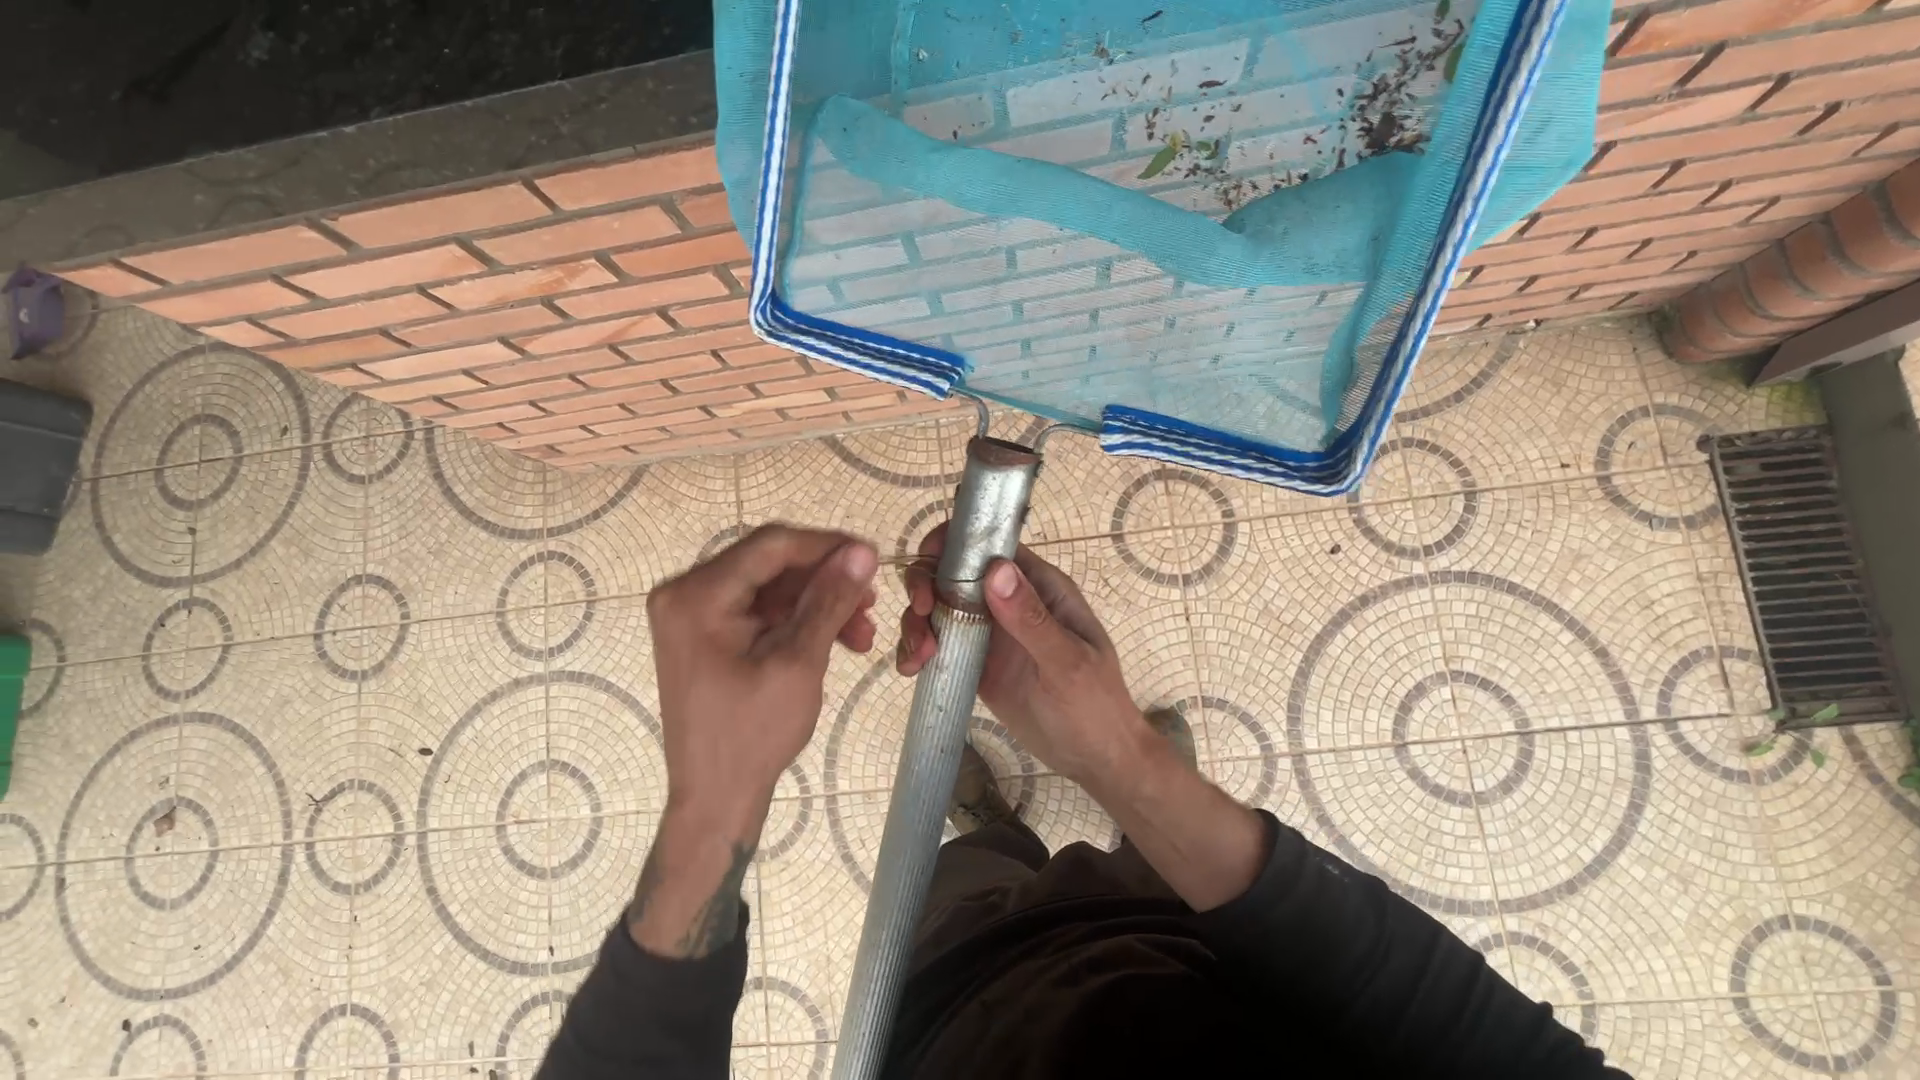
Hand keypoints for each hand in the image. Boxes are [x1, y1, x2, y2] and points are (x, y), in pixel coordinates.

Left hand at [631, 524, 877, 957]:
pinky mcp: (707, 633)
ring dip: (819, 602)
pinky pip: (761, 609)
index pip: (771, 545)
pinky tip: (838, 639)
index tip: (875, 558)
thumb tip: (863, 551)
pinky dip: (799, 620)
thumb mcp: (798, 662)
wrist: (716, 798)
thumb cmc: (752, 736)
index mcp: (695, 595)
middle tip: (872, 601)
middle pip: (771, 563)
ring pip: (772, 586)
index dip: (827, 546)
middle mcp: (685, 593)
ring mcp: (693, 614)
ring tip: (863, 631)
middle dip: (826, 580)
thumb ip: (829, 600)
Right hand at [896, 524, 1150, 785]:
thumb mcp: (1067, 662)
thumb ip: (1031, 618)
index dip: (951, 542)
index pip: (989, 544)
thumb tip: (995, 569)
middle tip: (921, 616)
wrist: (1094, 757)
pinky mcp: (974, 662)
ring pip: (938, 606)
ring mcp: (989, 631)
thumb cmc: (1094, 705)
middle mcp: (1008, 600)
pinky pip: (937, 642)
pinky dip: (916, 649)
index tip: (926, 561)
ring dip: (917, 622)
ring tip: (919, 657)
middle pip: (951, 571)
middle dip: (925, 585)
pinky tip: (913, 669)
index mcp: (1038, 586)